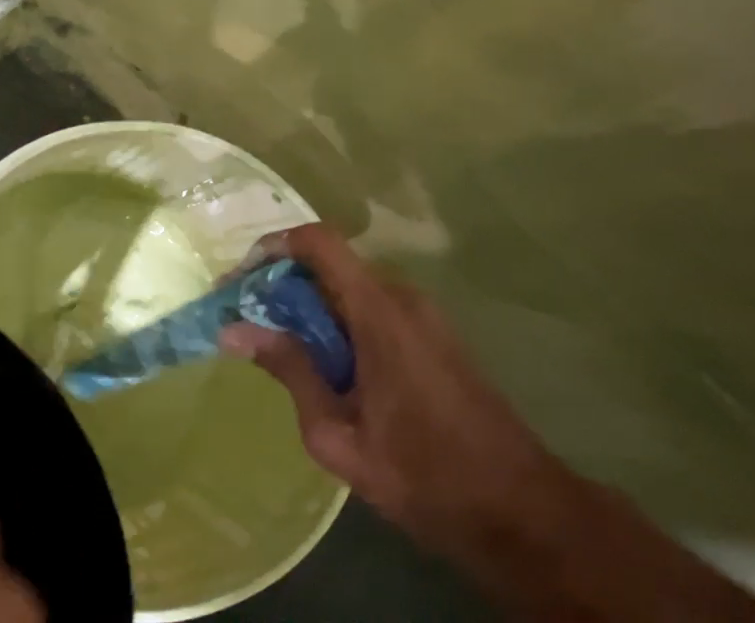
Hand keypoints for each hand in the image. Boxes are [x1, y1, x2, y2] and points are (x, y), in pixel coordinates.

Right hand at [221, 225, 754, 620]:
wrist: (521, 512)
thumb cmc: (424, 475)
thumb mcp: (337, 434)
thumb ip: (289, 371)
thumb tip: (233, 330)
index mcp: (380, 313)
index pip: (319, 243)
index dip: (271, 247)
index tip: (237, 282)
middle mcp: (403, 299)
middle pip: (329, 263)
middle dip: (279, 282)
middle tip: (243, 320)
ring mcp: (424, 316)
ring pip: (348, 286)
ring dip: (306, 305)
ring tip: (273, 345)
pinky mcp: (432, 337)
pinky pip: (370, 308)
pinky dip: (335, 320)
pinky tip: (320, 364)